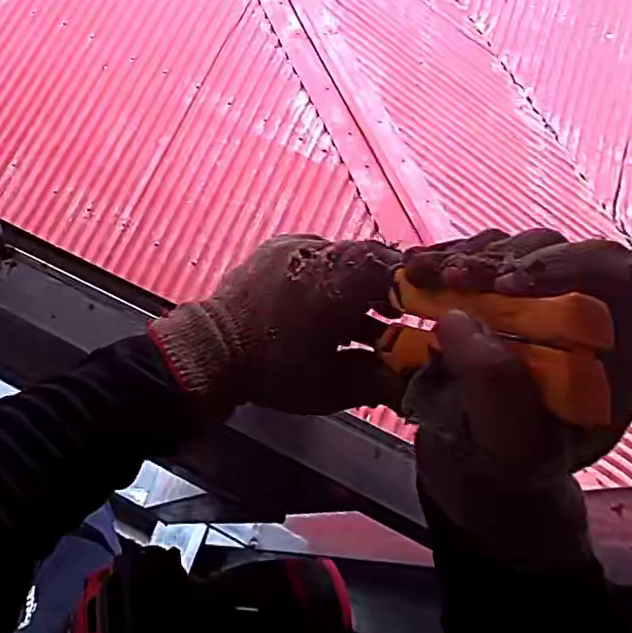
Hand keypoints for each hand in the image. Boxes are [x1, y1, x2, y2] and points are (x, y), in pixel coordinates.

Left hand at [149, 234, 402, 415]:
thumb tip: (414, 379)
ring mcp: (291, 247)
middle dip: (383, 283)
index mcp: (336, 281)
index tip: (418, 305)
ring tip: (359, 315)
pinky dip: (327, 273)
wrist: (213, 348)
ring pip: (339, 255)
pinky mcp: (273, 250)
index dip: (409, 282)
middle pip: (365, 256)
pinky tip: (324, 303)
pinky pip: (312, 253)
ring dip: (354, 280)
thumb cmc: (274, 368)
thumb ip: (381, 379)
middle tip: (391, 312)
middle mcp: (315, 253)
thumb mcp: (334, 385)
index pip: (389, 262)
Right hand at [398, 229, 631, 566]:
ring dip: (460, 256)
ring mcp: (534, 298)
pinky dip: (438, 258)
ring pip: (507, 245)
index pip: (611, 276)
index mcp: (617, 352)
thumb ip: (496, 391)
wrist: (472, 463)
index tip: (500, 285)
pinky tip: (414, 274)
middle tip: (449, 277)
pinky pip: (470, 254)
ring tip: (420, 277)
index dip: (559, 266)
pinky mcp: (492, 292)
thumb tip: (459, 321)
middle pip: (553, 249)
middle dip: (496, 256)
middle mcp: (583, 315)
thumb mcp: (505, 444)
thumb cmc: (504, 461)